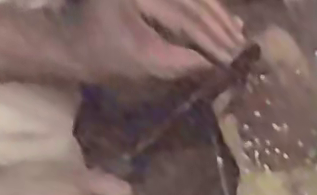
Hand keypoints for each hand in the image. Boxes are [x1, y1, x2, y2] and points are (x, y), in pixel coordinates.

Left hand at [68, 0, 246, 82]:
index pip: (185, 18)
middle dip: (220, 26)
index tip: (237, 61)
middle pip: (191, 1)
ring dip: (218, 15)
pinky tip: (226, 19)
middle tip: (245, 48)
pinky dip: (205, 8)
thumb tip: (222, 66)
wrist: (72, 42)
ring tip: (240, 35)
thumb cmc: (107, 57)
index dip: (214, 41)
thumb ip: (186, 63)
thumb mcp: (150, 64)